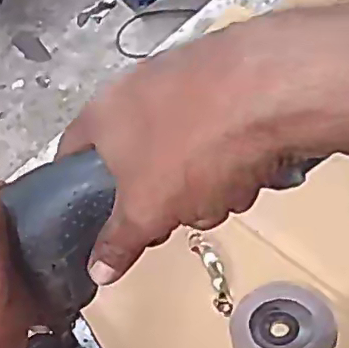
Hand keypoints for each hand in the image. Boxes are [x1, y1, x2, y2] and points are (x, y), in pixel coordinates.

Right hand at [60, 16, 318, 283]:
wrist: (277, 88)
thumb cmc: (194, 145)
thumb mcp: (146, 212)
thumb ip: (118, 242)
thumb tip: (98, 271)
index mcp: (101, 114)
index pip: (71, 157)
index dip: (77, 191)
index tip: (92, 215)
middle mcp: (138, 86)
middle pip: (137, 160)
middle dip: (160, 195)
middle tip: (174, 213)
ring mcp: (186, 76)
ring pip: (184, 151)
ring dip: (203, 182)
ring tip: (225, 190)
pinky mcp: (233, 76)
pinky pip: (222, 132)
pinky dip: (235, 154)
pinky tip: (253, 165)